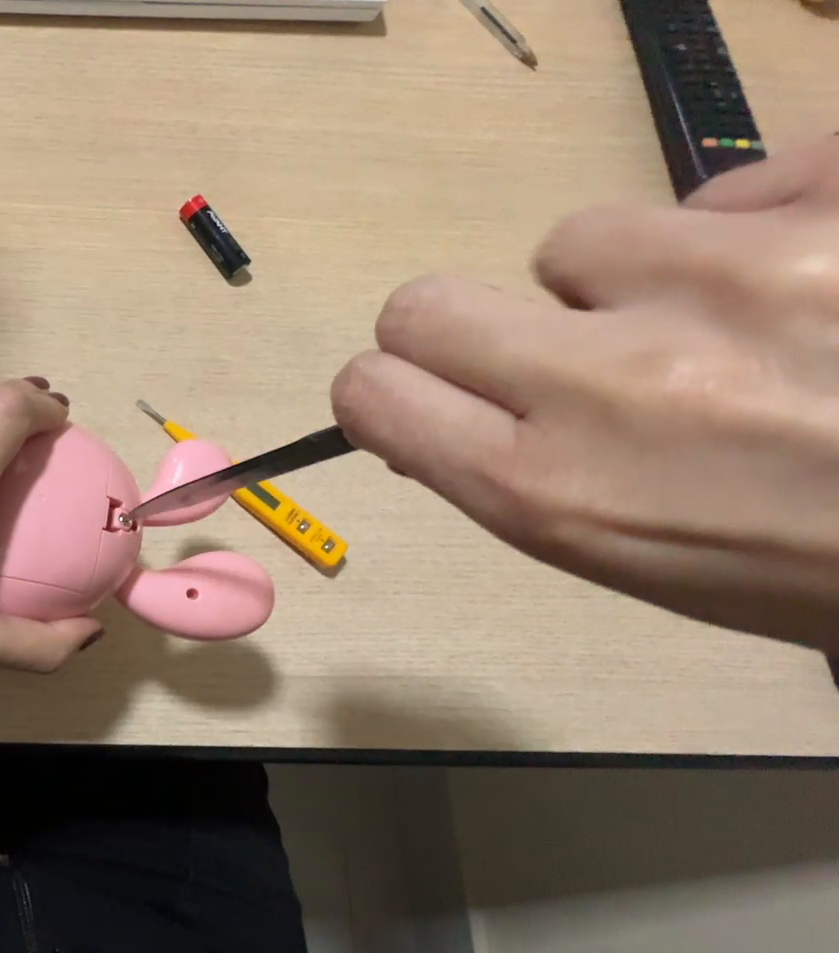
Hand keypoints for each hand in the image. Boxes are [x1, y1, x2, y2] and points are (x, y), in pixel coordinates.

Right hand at [332, 136, 838, 650]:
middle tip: (552, 350)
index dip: (389, 386)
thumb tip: (426, 413)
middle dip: (466, 328)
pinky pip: (742, 178)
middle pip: (422, 305)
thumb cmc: (827, 562)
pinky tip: (835, 275)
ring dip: (633, 277)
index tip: (430, 392)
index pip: (372, 390)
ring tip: (744, 320)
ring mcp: (745, 276)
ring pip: (581, 239)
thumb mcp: (632, 554)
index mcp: (553, 487)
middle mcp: (617, 382)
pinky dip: (770, 219)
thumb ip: (510, 475)